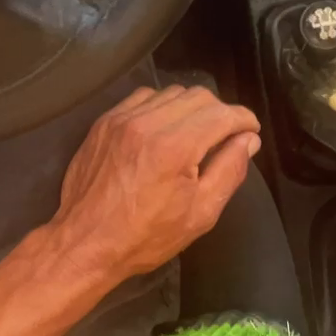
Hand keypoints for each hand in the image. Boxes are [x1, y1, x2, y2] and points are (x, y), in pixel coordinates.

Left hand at [49, 85, 260, 280]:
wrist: (84, 243)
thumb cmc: (146, 236)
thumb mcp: (200, 213)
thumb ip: (230, 170)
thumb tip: (248, 140)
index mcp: (176, 146)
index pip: (222, 114)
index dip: (243, 119)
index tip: (251, 131)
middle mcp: (149, 122)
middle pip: (199, 96)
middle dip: (220, 112)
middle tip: (226, 136)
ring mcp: (123, 117)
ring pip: (172, 92)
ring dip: (191, 107)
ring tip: (195, 132)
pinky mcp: (105, 120)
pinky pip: (144, 97)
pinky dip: (162, 106)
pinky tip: (164, 128)